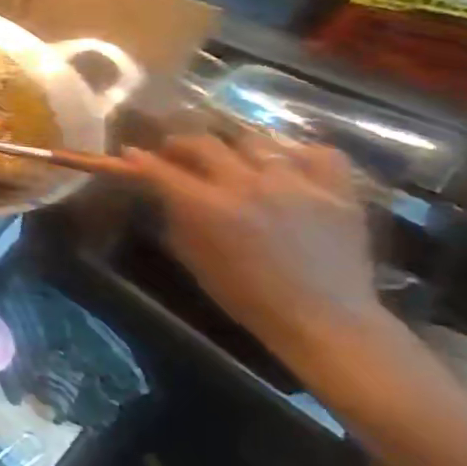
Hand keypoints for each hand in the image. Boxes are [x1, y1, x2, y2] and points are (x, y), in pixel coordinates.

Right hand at [123, 133, 384, 361]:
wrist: (327, 324)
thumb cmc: (251, 299)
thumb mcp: (197, 262)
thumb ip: (177, 220)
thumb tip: (161, 192)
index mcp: (209, 208)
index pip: (162, 170)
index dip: (141, 160)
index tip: (131, 154)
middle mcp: (247, 184)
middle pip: (203, 142)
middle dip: (182, 146)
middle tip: (179, 154)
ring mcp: (295, 182)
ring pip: (253, 141)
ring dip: (236, 151)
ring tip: (238, 162)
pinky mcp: (335, 189)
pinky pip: (316, 153)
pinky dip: (301, 156)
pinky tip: (292, 168)